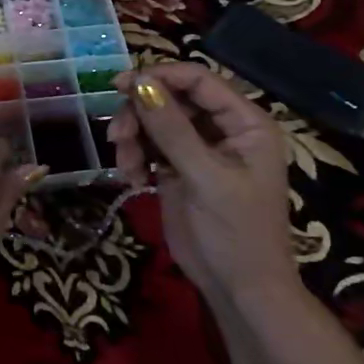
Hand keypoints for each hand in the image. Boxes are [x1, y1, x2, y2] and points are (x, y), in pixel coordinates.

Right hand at [108, 64, 298, 301]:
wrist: (237, 287)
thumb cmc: (236, 232)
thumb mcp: (205, 177)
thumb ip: (172, 129)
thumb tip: (139, 83)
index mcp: (246, 123)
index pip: (199, 81)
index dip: (159, 77)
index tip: (119, 85)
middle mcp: (223, 130)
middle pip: (170, 100)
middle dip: (140, 116)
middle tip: (117, 138)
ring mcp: (198, 150)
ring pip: (154, 123)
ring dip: (133, 140)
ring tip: (127, 169)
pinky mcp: (178, 170)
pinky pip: (148, 148)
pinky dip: (134, 160)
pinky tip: (133, 181)